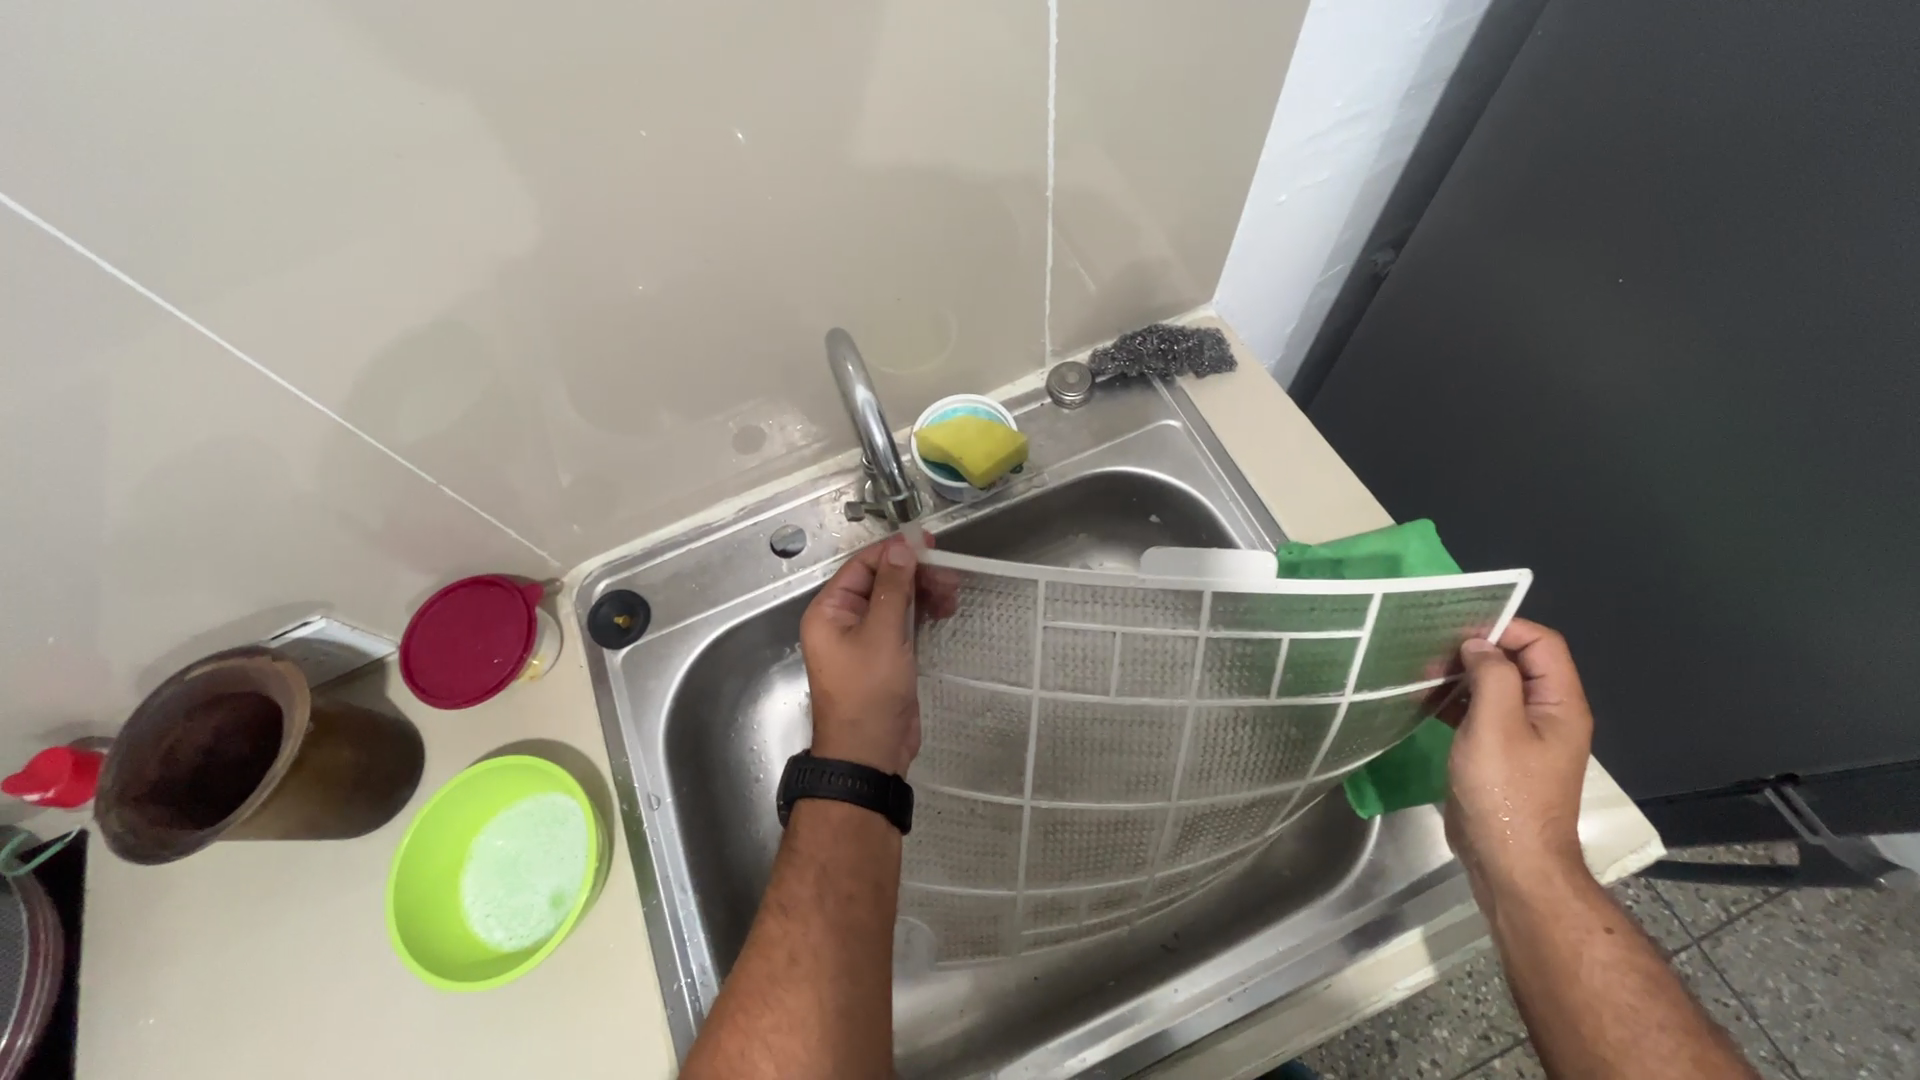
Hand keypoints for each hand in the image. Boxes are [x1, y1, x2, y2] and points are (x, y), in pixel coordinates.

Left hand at [799, 534, 958, 774]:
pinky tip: (944, 609)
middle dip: (915, 574)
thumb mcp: (882, 634)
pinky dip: (922, 613)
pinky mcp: (886, 657)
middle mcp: (843, 621)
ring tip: (953, 594)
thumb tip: (901, 548)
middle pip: (881, 582)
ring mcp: (865, 640)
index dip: (894, 552)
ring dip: (923, 593)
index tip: (930, 544)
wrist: (870, 754)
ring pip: (895, 602)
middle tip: (950, 574)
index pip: (862, 566)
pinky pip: (903, 623)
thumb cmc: (869, 692)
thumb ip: (892, 587)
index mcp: (829, 611)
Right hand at [1444, 618, 1593, 896]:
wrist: (1509, 860)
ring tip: (1421, 675)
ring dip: (1460, 676)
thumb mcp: (1496, 725)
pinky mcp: (1499, 753)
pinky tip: (1424, 702)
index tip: (1456, 628)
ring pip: (1494, 687)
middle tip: (1430, 651)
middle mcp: (1548, 714)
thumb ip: (1492, 676)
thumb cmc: (1504, 790)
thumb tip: (1479, 645)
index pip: (1541, 644)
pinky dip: (1454, 702)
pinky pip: (1479, 713)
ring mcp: (1523, 735)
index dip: (1504, 627)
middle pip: (1518, 662)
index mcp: (1560, 704)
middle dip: (1476, 650)